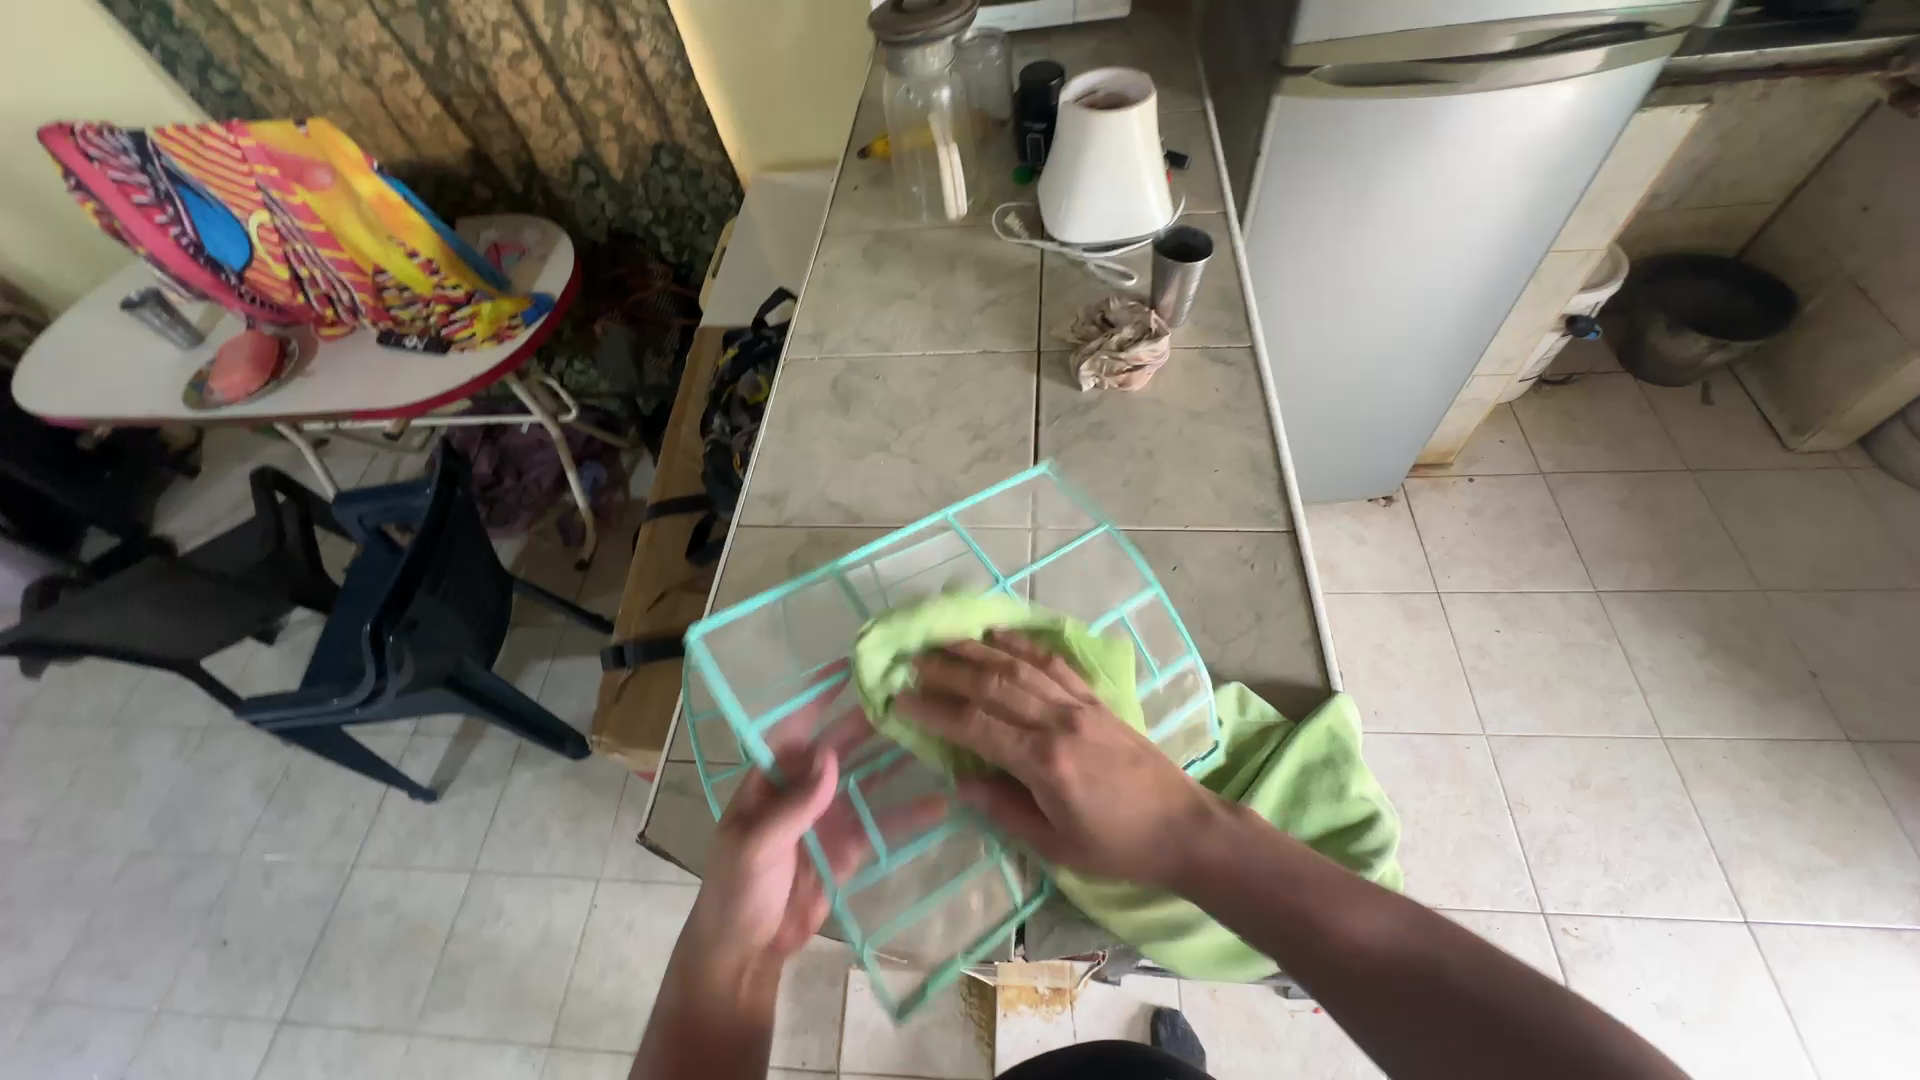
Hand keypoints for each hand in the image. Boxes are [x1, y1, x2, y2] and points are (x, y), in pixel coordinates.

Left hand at [679, 681, 949, 983]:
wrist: (747, 949)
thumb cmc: (736, 889)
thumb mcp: (754, 844)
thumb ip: (792, 804)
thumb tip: (829, 757)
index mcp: (771, 779)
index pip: (796, 726)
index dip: (818, 695)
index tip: (848, 665)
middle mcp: (804, 788)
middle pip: (842, 745)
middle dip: (870, 721)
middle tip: (909, 696)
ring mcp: (831, 815)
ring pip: (869, 777)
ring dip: (897, 757)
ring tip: (934, 734)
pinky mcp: (852, 845)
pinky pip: (884, 822)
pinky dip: (910, 812)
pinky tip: (942, 801)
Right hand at [897, 631, 1225, 887]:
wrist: (1183, 828)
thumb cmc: (1116, 846)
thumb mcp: (1054, 845)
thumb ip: (1004, 809)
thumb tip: (960, 780)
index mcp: (1044, 762)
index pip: (976, 726)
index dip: (936, 711)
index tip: (902, 700)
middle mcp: (1058, 722)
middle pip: (993, 686)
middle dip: (949, 672)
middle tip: (913, 662)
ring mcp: (1079, 706)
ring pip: (1020, 667)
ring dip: (979, 651)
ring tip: (944, 641)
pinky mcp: (1096, 700)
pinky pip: (1054, 664)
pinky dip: (1025, 646)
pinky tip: (1000, 635)